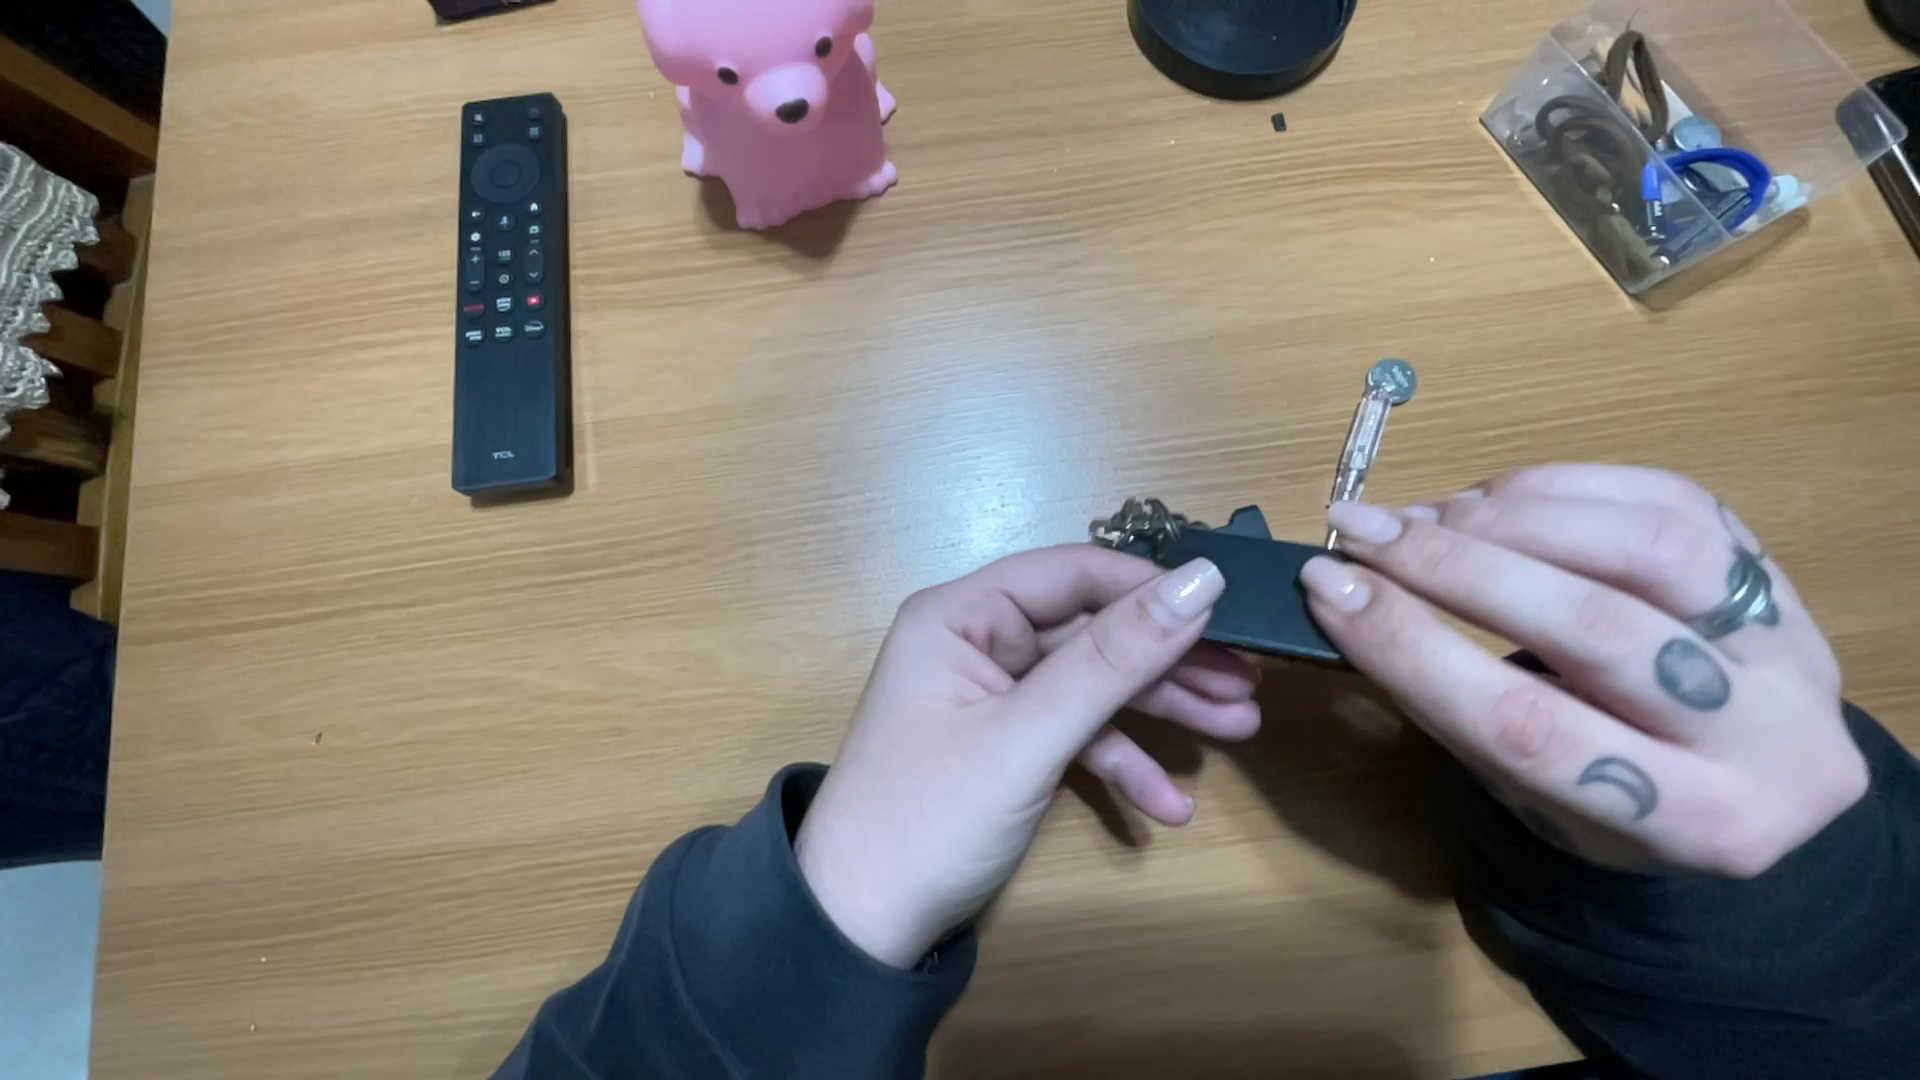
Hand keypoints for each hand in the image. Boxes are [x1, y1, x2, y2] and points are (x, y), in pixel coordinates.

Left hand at [794, 546, 1259, 966]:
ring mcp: (992, 693)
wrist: (862, 929)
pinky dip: (1117, 762)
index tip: (1228, 610)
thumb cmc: (934, 818)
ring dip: (1158, 710)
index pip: (1071, 573)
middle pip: (1089, 631)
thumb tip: (1200, 582)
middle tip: (1247, 683)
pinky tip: (1164, 808)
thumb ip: (1113, 659)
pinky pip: (1071, 734)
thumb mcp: (1029, 735)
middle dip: (1166, 660)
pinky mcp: (1004, 740)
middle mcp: (977, 640)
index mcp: (962, 614)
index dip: (1149, 587)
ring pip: (1089, 684)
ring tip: (1237, 729)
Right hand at [1299, 464, 1865, 876]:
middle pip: (1592, 629)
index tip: (1326, 585)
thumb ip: (1433, 687)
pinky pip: (1666, 499)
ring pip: (1647, 549)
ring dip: (1505, 517)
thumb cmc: (1589, 788)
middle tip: (1358, 532)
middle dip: (1450, 567)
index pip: (1525, 726)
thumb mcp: (1505, 775)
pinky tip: (1483, 500)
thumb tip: (1347, 584)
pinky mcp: (1778, 567)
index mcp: (1692, 821)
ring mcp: (1793, 643)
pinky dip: (1550, 486)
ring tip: (1421, 517)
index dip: (1410, 645)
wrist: (1734, 773)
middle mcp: (1770, 737)